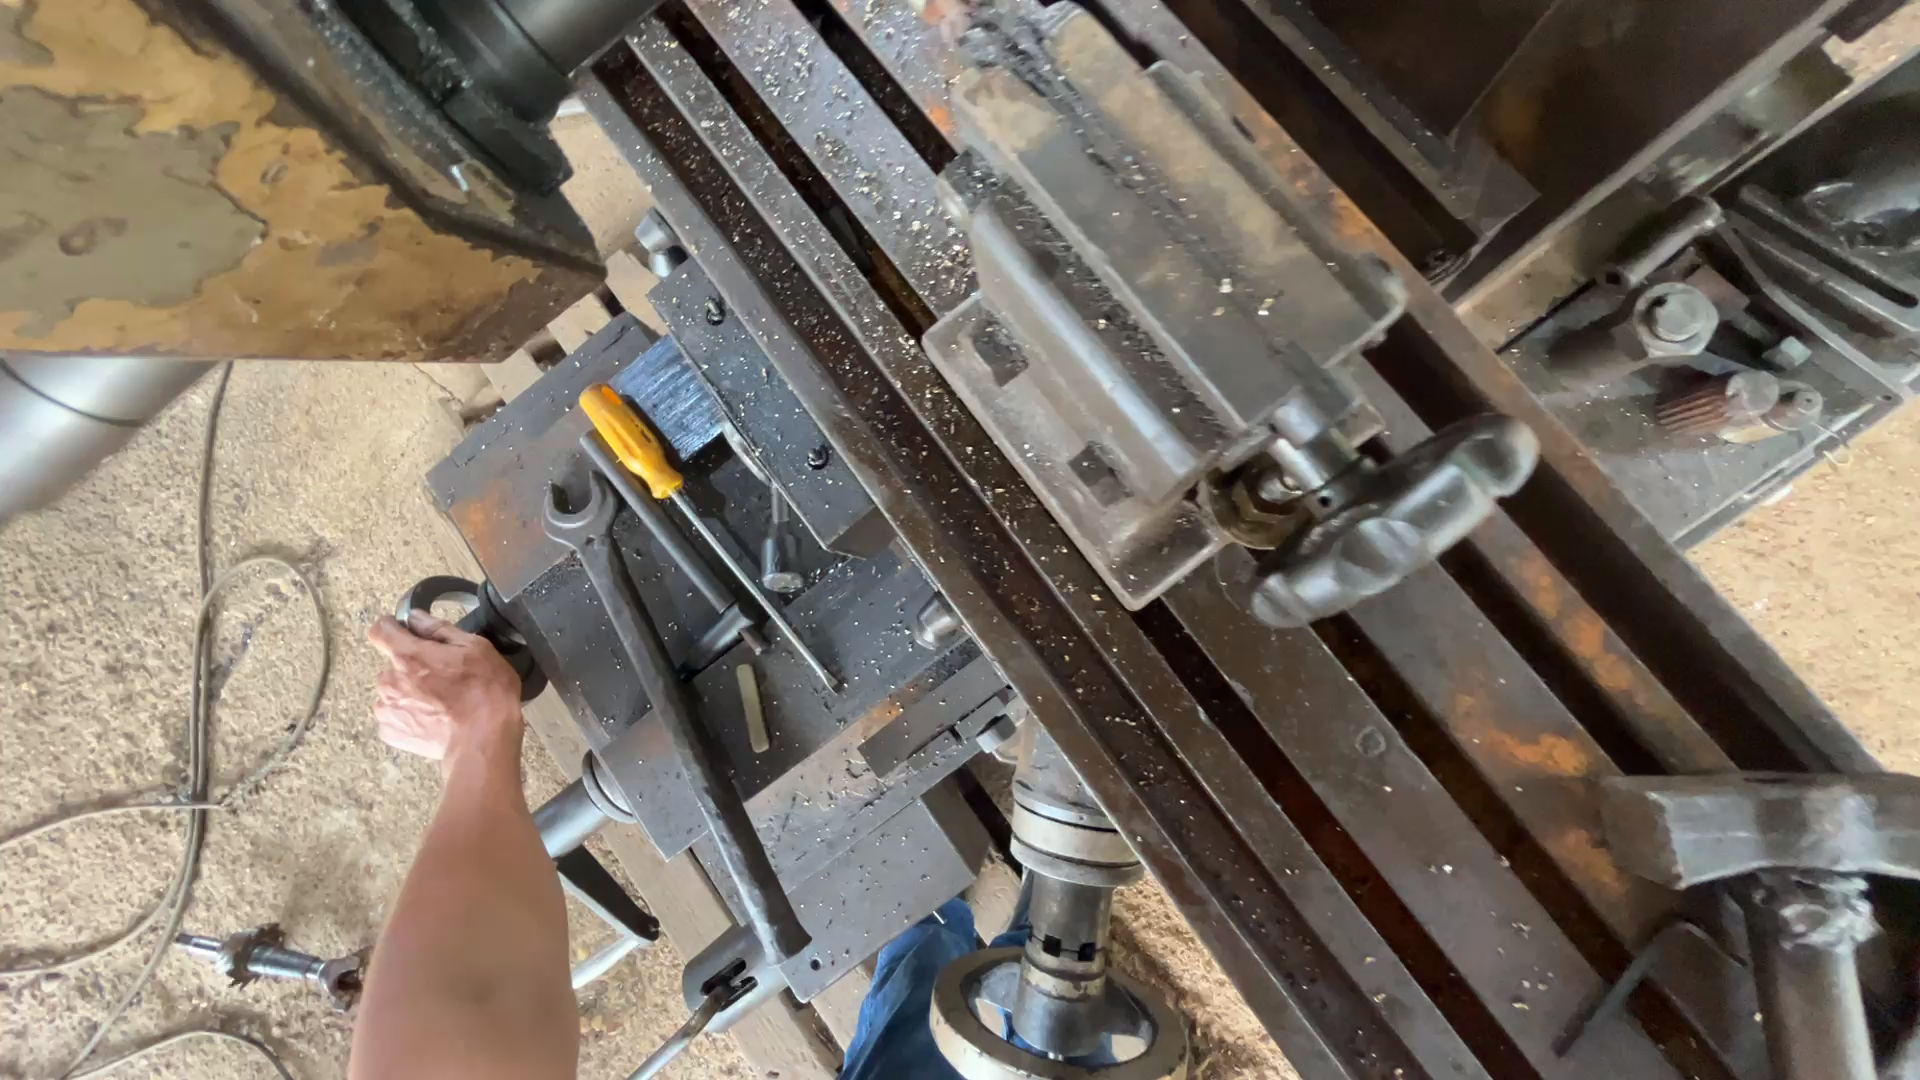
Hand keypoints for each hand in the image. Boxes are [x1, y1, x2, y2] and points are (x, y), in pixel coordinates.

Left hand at [367, 611, 522, 768]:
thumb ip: (441, 630)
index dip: (392, 627)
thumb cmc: (486, 690)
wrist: (483, 739)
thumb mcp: (476, 648)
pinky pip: (397, 715)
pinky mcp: (390, 732)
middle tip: (446, 676)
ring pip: (395, 691)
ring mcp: (386, 709)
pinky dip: (412, 714)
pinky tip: (436, 718)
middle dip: (414, 666)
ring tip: (443, 701)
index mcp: (408, 656)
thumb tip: (416, 618)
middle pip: (394, 664)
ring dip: (412, 691)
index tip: (406, 631)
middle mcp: (388, 680)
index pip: (380, 630)